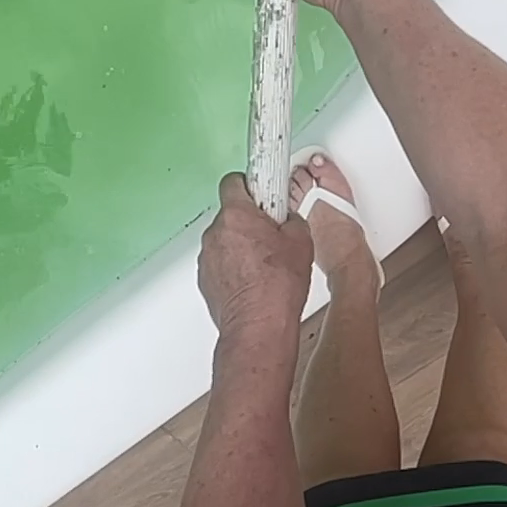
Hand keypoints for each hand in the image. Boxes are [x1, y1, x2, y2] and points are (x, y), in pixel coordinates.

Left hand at [198, 172, 314, 338]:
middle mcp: (215, 232)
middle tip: (270, 234)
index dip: (249, 184)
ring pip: (224, 239)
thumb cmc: (277, 286)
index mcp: (236, 214)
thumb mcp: (301, 240)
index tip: (260, 188)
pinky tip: (254, 280)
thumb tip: (289, 221)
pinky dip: (233, 267)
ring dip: (240, 245)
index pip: (233, 181)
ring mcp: (207, 257)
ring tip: (264, 263)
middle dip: (248, 220)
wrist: (259, 325)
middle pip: (230, 213)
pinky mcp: (205, 279)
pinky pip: (220, 262)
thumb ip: (291, 219)